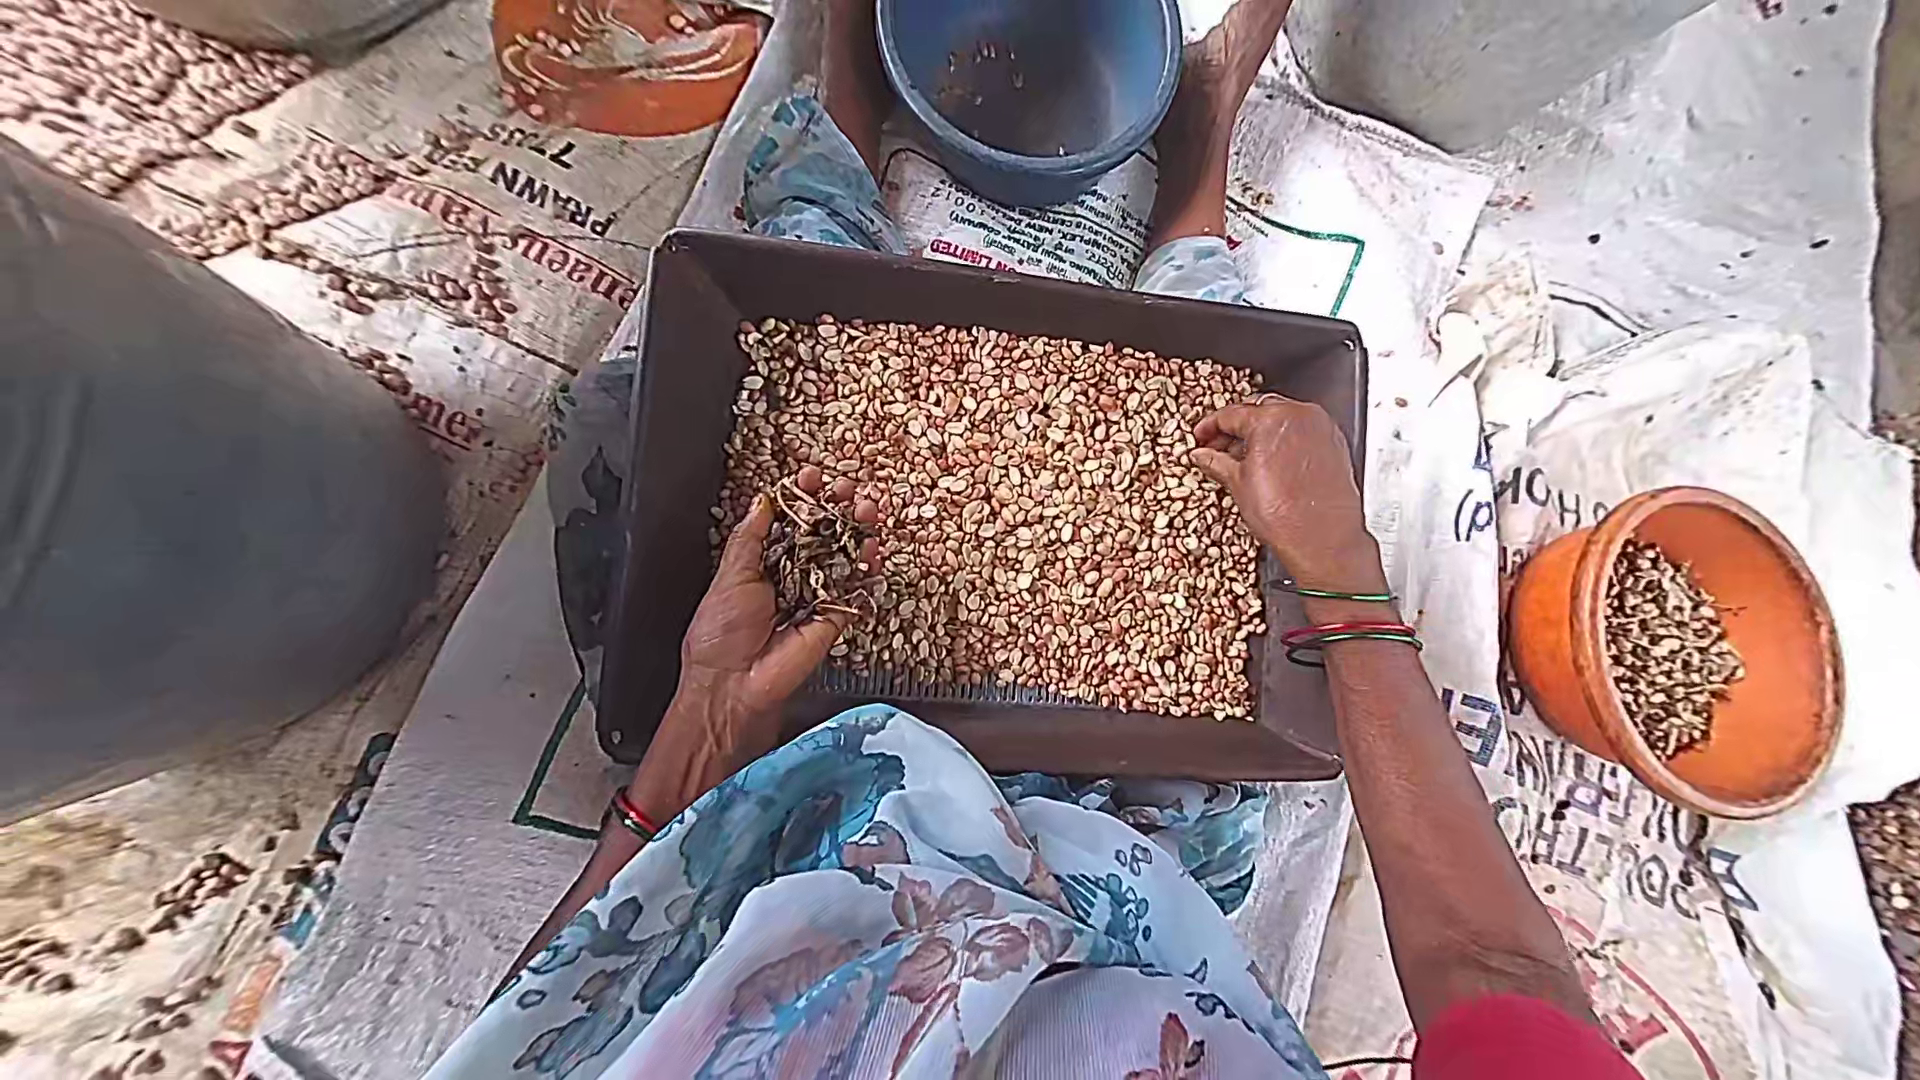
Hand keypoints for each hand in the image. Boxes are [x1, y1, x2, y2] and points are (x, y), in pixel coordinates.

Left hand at [628, 468, 879, 822]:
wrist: (733, 683)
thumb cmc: (719, 634)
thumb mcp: (729, 574)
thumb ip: (750, 537)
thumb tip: (763, 500)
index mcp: (765, 562)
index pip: (790, 521)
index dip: (803, 497)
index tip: (812, 476)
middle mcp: (794, 575)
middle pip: (822, 534)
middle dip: (837, 508)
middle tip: (848, 488)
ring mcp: (816, 594)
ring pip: (842, 557)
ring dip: (856, 532)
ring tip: (867, 510)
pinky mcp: (833, 616)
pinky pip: (854, 589)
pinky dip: (866, 571)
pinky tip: (872, 550)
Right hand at [1189, 395, 1380, 591]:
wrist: (1322, 538)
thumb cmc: (1284, 515)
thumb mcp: (1237, 483)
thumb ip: (1216, 461)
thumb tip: (1203, 454)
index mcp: (1271, 420)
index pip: (1230, 413)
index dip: (1208, 426)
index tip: (1200, 436)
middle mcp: (1300, 416)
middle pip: (1257, 410)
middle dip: (1234, 427)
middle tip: (1217, 447)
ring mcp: (1320, 428)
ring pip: (1280, 418)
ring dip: (1258, 432)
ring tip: (1242, 458)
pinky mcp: (1333, 442)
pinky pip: (1300, 431)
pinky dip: (1282, 440)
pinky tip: (1268, 462)